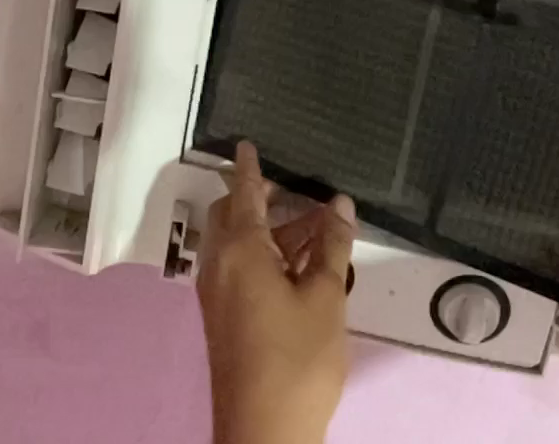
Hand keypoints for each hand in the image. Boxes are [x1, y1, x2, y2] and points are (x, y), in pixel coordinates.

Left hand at [197, 142, 357, 443]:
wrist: (263, 431)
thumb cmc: (296, 359)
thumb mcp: (325, 297)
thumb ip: (332, 246)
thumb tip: (340, 204)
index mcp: (238, 249)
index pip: (243, 192)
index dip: (249, 167)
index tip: (247, 143)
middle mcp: (219, 262)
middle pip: (234, 214)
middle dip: (262, 199)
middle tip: (296, 192)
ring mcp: (217, 290)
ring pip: (239, 242)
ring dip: (271, 230)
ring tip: (316, 229)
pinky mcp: (223, 314)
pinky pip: (239, 266)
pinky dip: (264, 254)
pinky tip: (299, 264)